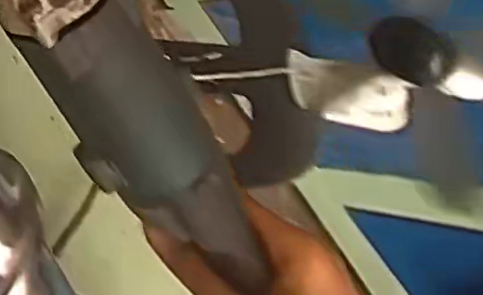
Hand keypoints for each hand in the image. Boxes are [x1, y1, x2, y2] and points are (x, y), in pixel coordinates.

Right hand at [146, 198, 357, 294]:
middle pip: (246, 228)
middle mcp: (319, 254)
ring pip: (260, 255)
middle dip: (213, 238)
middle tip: (177, 243)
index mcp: (303, 246)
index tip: (164, 203)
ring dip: (229, 263)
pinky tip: (229, 288)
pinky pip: (279, 277)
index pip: (235, 196)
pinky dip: (252, 281)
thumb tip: (155, 226)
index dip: (196, 198)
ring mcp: (327, 280)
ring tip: (199, 270)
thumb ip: (196, 269)